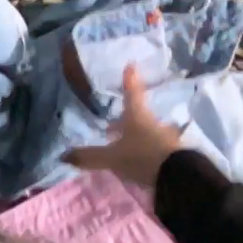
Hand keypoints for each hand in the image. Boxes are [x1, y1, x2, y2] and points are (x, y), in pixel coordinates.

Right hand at [63, 63, 181, 188]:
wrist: (179, 177)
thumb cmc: (142, 157)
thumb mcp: (113, 158)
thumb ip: (90, 156)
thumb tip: (63, 155)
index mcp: (137, 117)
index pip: (132, 94)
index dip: (129, 80)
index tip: (131, 65)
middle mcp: (153, 123)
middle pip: (139, 115)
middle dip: (128, 118)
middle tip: (115, 124)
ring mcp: (166, 138)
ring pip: (149, 132)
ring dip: (138, 136)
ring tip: (127, 145)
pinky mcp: (175, 154)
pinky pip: (158, 147)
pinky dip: (148, 150)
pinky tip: (142, 160)